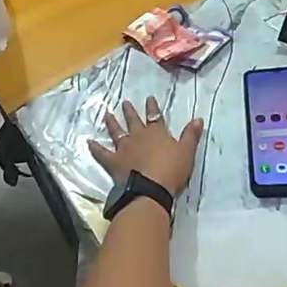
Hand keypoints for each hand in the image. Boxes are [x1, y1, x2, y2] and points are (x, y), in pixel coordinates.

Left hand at [88, 96, 202, 196]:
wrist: (151, 188)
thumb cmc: (171, 170)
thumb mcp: (186, 151)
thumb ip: (191, 135)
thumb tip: (198, 119)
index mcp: (156, 133)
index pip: (155, 117)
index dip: (152, 107)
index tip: (149, 98)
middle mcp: (138, 137)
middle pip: (133, 121)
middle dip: (130, 111)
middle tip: (125, 102)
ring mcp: (124, 148)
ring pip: (117, 132)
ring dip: (112, 123)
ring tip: (107, 114)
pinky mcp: (114, 161)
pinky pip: (102, 153)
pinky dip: (95, 148)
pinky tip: (88, 142)